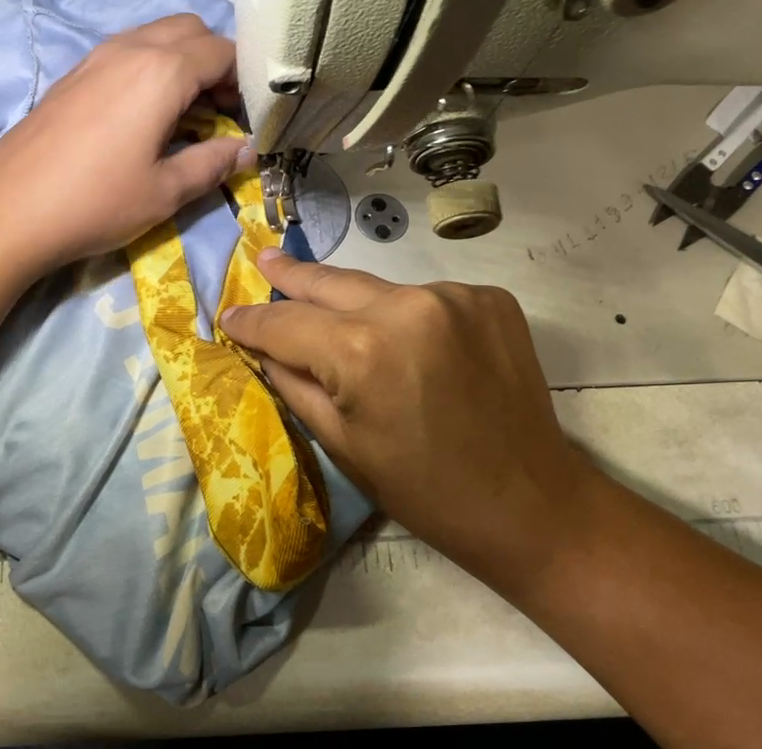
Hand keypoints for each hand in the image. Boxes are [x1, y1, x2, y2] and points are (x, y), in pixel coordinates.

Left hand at [0, 14, 251, 277]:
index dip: (246, 77)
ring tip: (185, 114)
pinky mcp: (72, 75)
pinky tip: (143, 116)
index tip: (250, 114)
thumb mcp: (165, 192)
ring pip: (154, 36)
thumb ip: (212, 163)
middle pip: (189, 29)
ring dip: (180, 62)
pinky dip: (149, 69)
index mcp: (161, 71)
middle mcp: (130, 49)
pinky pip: (125, 53)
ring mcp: (95, 58)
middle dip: (215, 60)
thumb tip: (245, 150)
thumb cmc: (94, 203)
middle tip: (221, 109)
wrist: (7, 212)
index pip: (222, 50)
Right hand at [220, 250, 601, 592]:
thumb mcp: (341, 444)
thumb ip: (294, 382)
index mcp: (361, 351)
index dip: (253, 321)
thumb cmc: (424, 489)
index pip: (286, 323)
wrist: (531, 503)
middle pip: (331, 284)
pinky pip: (426, 297)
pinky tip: (409, 342)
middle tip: (267, 258)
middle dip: (293, 276)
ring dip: (356, 304)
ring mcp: (453, 295)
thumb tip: (264, 345)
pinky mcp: (489, 297)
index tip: (229, 315)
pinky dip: (409, 314)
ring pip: (381, 290)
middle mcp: (406, 306)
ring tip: (335, 313)